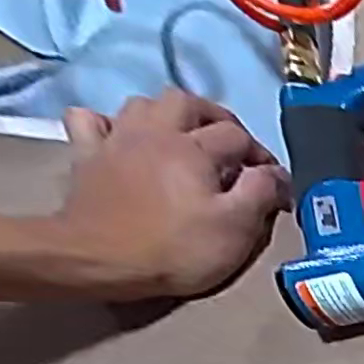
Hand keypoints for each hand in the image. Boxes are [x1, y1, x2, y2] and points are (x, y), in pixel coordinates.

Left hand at [52, 91, 290, 299]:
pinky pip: (92, 120)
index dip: (262, 157)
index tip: (274, 185)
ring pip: (144, 104)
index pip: (238, 137)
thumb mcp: (238, 227)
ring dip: (170, 116)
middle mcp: (154, 131)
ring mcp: (115, 140)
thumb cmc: (179, 248)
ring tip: (186, 142)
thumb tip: (276, 173)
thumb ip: (261, 192)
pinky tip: (124, 141)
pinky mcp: (87, 155)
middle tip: (233, 148)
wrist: (102, 261)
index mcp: (193, 148)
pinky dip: (112, 124)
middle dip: (217, 119)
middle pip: (188, 103)